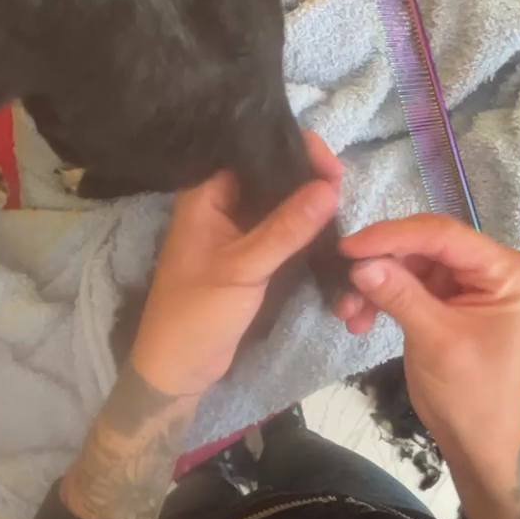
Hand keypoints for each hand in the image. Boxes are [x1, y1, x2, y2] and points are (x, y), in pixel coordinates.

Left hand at [128, 131, 342, 396]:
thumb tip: (330, 188)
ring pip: (276, 202)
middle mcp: (219, 203)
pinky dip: (300, 227)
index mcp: (205, 194)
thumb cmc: (197, 313)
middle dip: (305, 176)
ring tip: (342, 203)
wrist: (177, 368)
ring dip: (305, 202)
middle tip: (342, 184)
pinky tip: (327, 227)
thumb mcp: (243, 268)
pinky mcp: (247, 253)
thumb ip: (286, 228)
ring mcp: (233, 229)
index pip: (253, 152)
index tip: (332, 166)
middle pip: (268, 174)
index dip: (293, 150)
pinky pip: (277, 228)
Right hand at [337, 216, 519, 518]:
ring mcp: (467, 283)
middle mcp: (490, 267)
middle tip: (343, 279)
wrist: (479, 443)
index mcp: (506, 270)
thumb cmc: (472, 395)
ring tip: (347, 313)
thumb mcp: (435, 341)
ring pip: (409, 264)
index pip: (443, 235)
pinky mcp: (447, 298)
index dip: (393, 236)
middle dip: (381, 262)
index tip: (348, 247)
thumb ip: (400, 296)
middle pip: (424, 246)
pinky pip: (407, 284)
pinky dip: (381, 297)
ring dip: (375, 284)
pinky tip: (359, 320)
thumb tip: (359, 264)